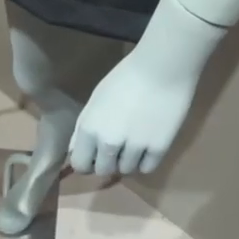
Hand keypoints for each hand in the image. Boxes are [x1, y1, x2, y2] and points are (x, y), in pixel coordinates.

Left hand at [69, 48, 198, 176]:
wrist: (163, 68)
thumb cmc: (126, 77)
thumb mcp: (96, 100)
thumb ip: (85, 127)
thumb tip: (76, 150)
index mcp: (89, 128)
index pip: (80, 164)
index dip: (87, 162)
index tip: (95, 157)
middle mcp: (108, 143)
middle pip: (103, 170)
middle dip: (108, 163)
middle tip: (118, 150)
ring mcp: (134, 148)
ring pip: (126, 170)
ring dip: (128, 161)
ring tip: (136, 144)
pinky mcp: (158, 149)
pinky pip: (147, 168)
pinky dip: (146, 162)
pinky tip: (148, 148)